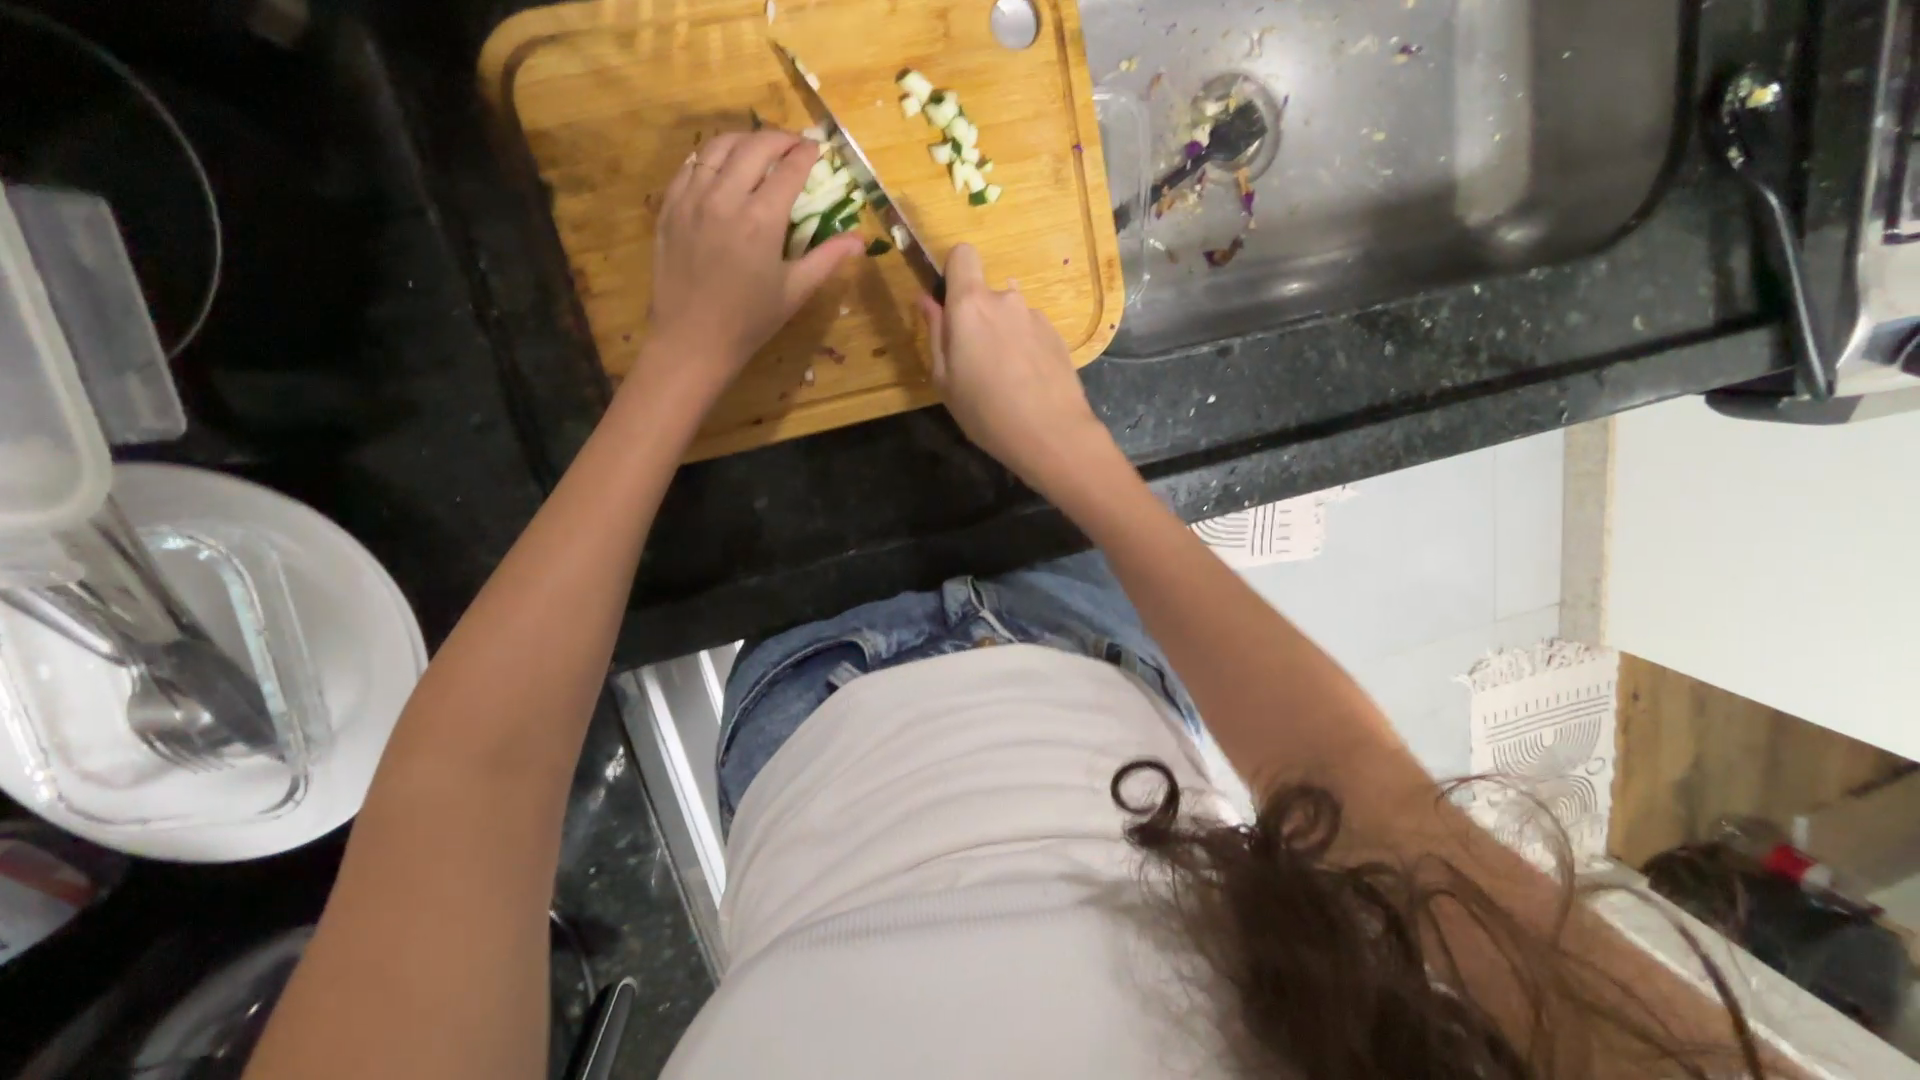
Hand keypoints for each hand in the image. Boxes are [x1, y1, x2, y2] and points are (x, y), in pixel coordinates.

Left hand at [646, 130, 865, 388]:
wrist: (692, 340)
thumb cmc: (750, 321)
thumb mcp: (795, 291)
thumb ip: (828, 258)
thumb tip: (860, 240)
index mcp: (761, 220)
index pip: (789, 169)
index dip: (806, 154)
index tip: (816, 150)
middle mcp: (725, 198)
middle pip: (754, 147)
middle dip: (778, 138)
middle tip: (792, 144)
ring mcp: (692, 199)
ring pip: (718, 146)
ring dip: (744, 140)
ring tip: (758, 147)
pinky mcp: (669, 207)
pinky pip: (691, 166)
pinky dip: (711, 157)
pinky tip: (723, 166)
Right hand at [918, 244, 1116, 493]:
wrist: (1052, 433)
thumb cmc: (985, 411)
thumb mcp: (944, 379)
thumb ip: (935, 333)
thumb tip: (926, 301)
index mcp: (970, 305)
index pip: (962, 254)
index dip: (953, 272)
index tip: (948, 303)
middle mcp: (1005, 299)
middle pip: (985, 292)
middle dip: (976, 317)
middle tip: (973, 360)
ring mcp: (1035, 316)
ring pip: (1009, 314)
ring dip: (1002, 334)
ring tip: (1004, 376)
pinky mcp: (1056, 335)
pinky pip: (1029, 331)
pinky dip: (1024, 348)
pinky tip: (1027, 382)